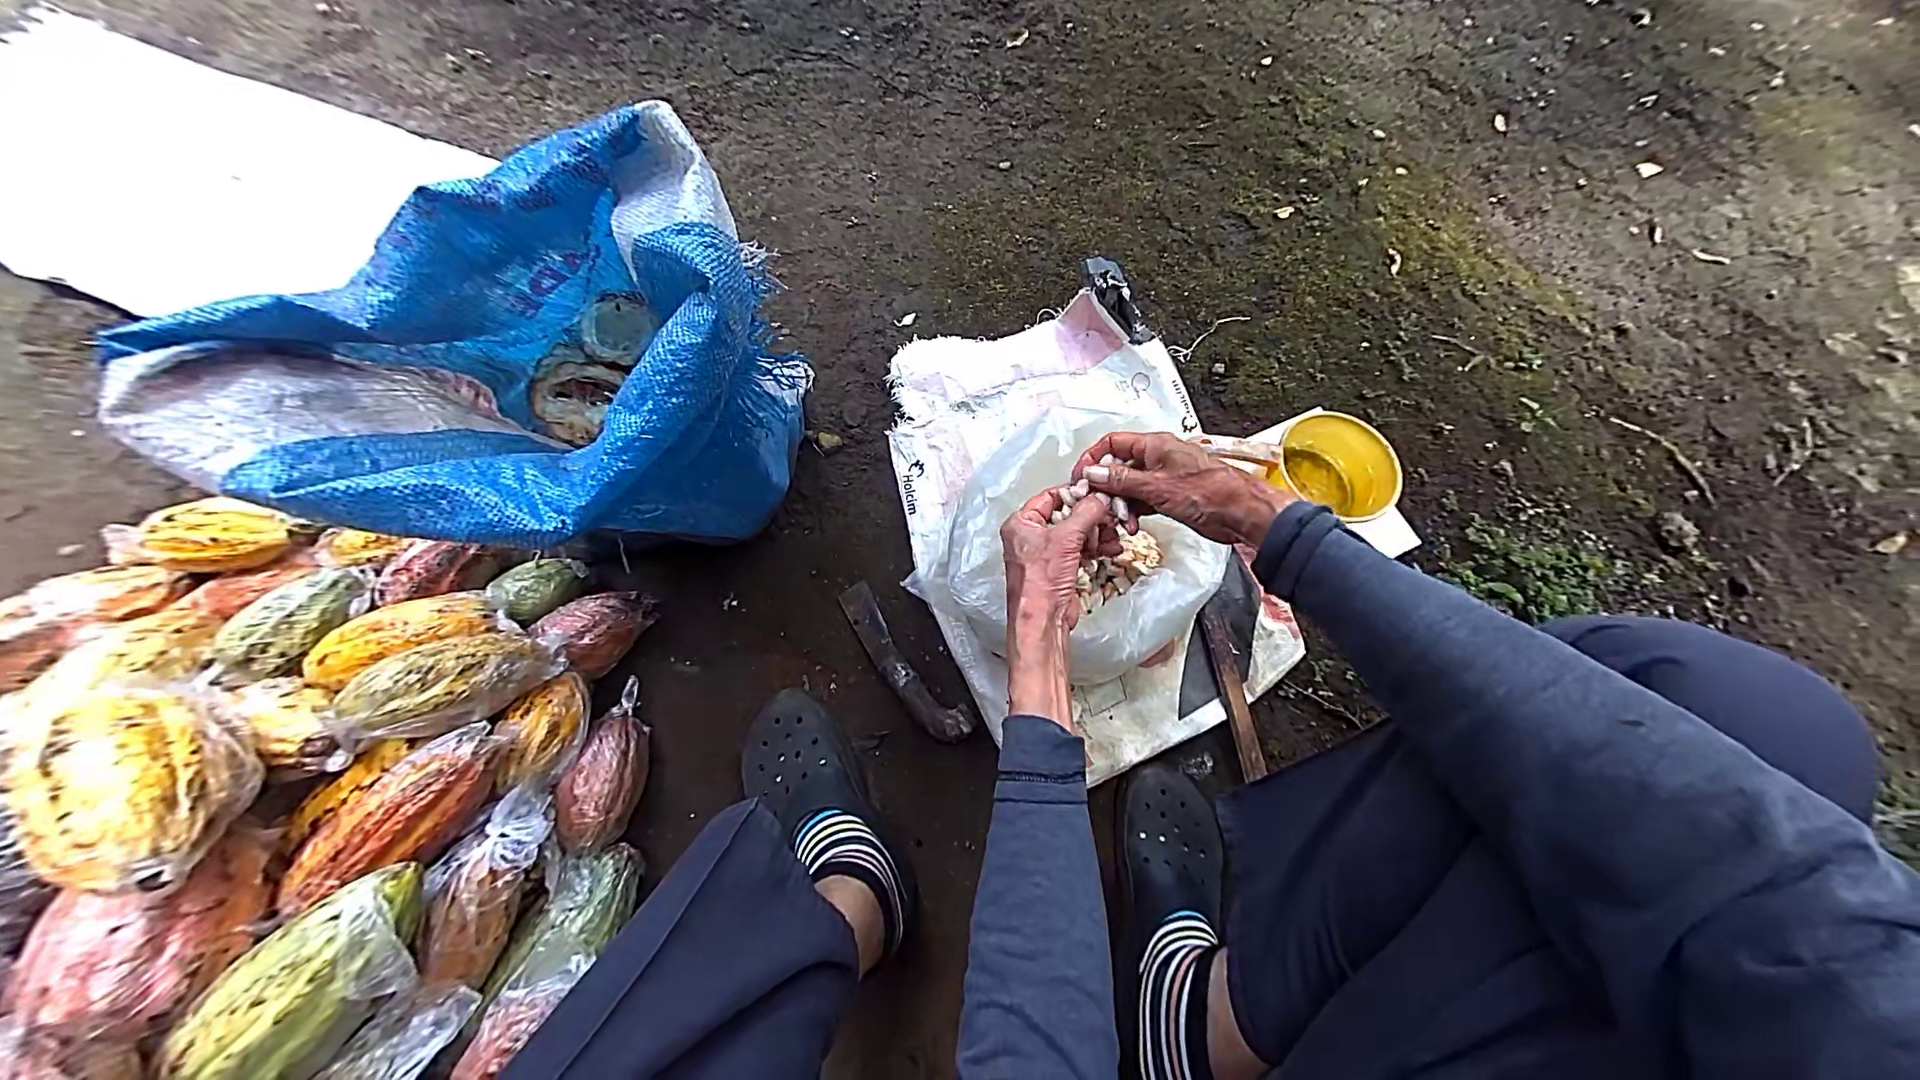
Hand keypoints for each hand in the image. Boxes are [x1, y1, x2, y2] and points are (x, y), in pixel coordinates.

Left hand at [999, 487, 1113, 727]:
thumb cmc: (1040, 582)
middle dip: (1092, 516)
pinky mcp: (1059, 567)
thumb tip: (1100, 497)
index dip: (1075, 493)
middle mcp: (1030, 536)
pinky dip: (1097, 547)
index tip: (1097, 493)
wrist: (1043, 620)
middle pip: (1067, 515)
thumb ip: (1086, 513)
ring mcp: (1046, 553)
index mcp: (1021, 523)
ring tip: (1115, 534)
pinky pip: (1081, 549)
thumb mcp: (1066, 538)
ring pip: (1077, 532)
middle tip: (1112, 514)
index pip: (1050, 497)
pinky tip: (1112, 548)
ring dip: (1099, 532)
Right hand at [1073, 431, 1296, 547]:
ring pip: (1128, 487)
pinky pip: (1141, 501)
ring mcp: (1163, 478)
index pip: (1111, 443)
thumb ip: (1121, 479)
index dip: (1093, 459)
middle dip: (1106, 487)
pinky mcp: (1169, 496)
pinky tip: (1132, 525)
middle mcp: (1157, 458)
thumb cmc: (1212, 492)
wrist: (1242, 513)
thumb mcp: (1157, 486)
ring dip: (1120, 504)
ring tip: (1121, 519)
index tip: (1081, 477)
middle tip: (1098, 504)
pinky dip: (1134, 512)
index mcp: (1154, 445)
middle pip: (1117, 467)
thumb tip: (1094, 473)